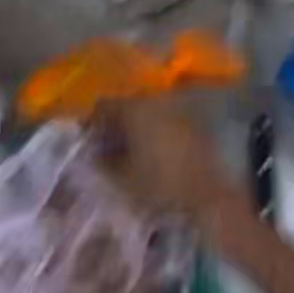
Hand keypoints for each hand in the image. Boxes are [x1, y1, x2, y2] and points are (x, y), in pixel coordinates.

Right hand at [97, 97, 245, 224]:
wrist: (206, 192)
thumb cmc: (159, 184)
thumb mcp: (122, 178)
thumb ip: (103, 160)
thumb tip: (94, 150)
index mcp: (136, 108)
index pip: (105, 104)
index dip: (93, 121)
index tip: (87, 139)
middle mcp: (156, 100)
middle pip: (127, 104)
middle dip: (114, 121)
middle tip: (106, 145)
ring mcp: (176, 107)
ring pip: (146, 109)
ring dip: (134, 124)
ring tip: (126, 150)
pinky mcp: (191, 119)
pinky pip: (164, 117)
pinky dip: (153, 128)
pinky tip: (150, 150)